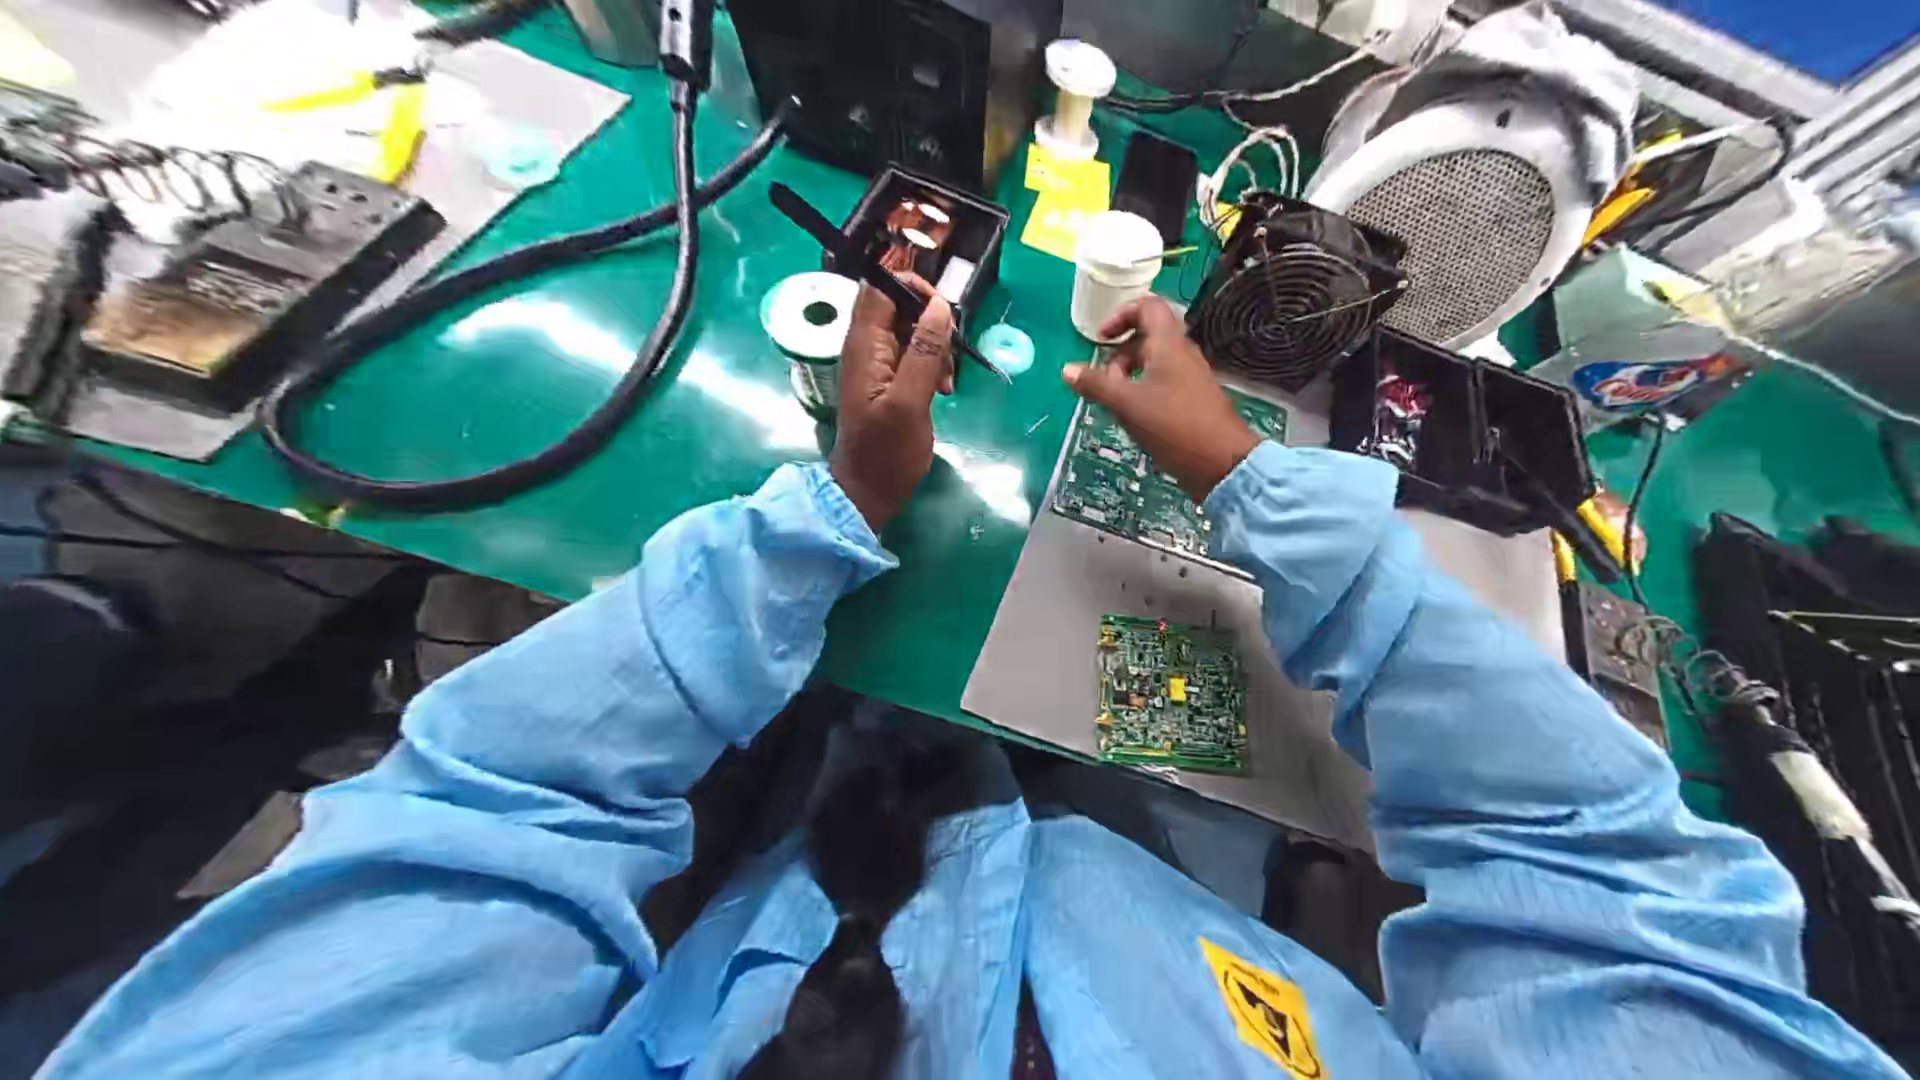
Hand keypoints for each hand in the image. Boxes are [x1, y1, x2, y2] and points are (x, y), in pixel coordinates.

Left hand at [829, 275, 953, 529]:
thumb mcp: (909, 402)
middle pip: (900, 307)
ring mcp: (878, 365)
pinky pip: (914, 356)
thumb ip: (924, 352)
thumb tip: (939, 307)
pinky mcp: (890, 381)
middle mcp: (867, 348)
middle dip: (932, 324)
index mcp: (863, 346)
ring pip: (913, 332)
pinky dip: (933, 366)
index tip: (942, 313)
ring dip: (937, 349)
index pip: (880, 288)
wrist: (870, 491)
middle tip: (949, 357)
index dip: (912, 288)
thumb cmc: (887, 452)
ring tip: (948, 383)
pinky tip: (943, 390)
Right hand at [1061, 296, 1259, 501]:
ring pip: (1154, 362)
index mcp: (1168, 345)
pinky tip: (1135, 417)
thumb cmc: (1172, 425)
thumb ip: (1095, 384)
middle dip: (1120, 355)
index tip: (1101, 338)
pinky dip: (1143, 391)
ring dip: (1129, 376)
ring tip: (1117, 403)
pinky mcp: (1192, 399)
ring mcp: (1190, 377)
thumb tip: (1067, 370)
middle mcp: (1182, 354)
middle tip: (1105, 381)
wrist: (1220, 462)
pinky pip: (1163, 383)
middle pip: (1147, 337)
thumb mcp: (1126, 404)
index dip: (1121, 315)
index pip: (1148, 307)